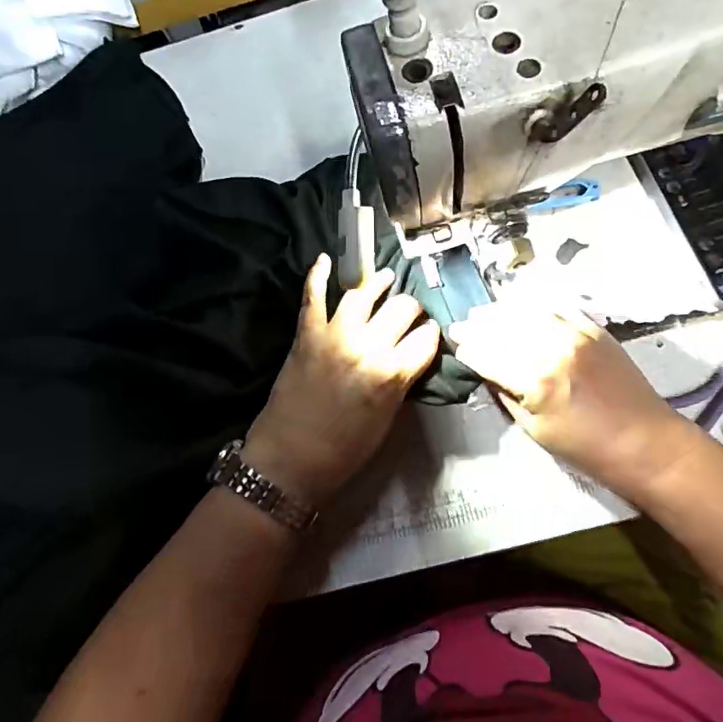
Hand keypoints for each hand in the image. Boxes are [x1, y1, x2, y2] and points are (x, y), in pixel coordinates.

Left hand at [244, 255, 439, 507]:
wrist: (290, 461)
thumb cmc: (345, 451)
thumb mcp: (388, 419)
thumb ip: (401, 381)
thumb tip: (409, 358)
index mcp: (393, 374)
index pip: (426, 339)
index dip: (432, 333)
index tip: (431, 331)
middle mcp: (368, 347)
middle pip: (400, 309)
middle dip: (411, 307)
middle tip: (411, 311)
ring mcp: (334, 336)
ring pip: (362, 295)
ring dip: (377, 283)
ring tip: (384, 278)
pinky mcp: (306, 335)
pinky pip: (313, 298)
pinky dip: (317, 276)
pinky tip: (325, 260)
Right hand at [448, 302, 697, 492]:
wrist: (643, 441)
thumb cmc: (586, 447)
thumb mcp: (533, 429)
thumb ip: (505, 394)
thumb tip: (487, 370)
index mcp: (535, 380)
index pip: (487, 353)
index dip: (467, 348)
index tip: (456, 344)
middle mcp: (553, 348)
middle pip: (504, 326)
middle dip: (479, 325)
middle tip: (464, 326)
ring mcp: (576, 334)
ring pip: (528, 310)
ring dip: (503, 311)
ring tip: (487, 315)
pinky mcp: (594, 329)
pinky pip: (557, 307)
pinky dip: (535, 306)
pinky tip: (522, 308)